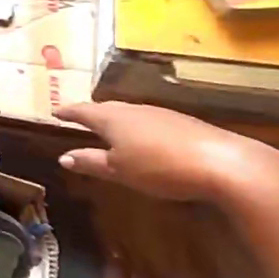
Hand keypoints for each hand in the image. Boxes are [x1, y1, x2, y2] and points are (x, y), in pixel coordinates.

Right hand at [54, 101, 278, 201]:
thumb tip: (63, 157)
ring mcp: (160, 114)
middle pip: (106, 107)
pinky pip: (148, 119)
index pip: (83, 110)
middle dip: (91, 112)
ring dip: (115, 118)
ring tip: (107, 126)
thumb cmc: (159, 166)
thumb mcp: (119, 170)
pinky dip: (136, 125)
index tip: (55, 111)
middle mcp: (133, 109)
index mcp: (112, 118)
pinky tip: (143, 137)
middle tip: (78, 116)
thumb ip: (91, 162)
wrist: (223, 163)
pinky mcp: (182, 123)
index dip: (68, 112)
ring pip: (129, 112)